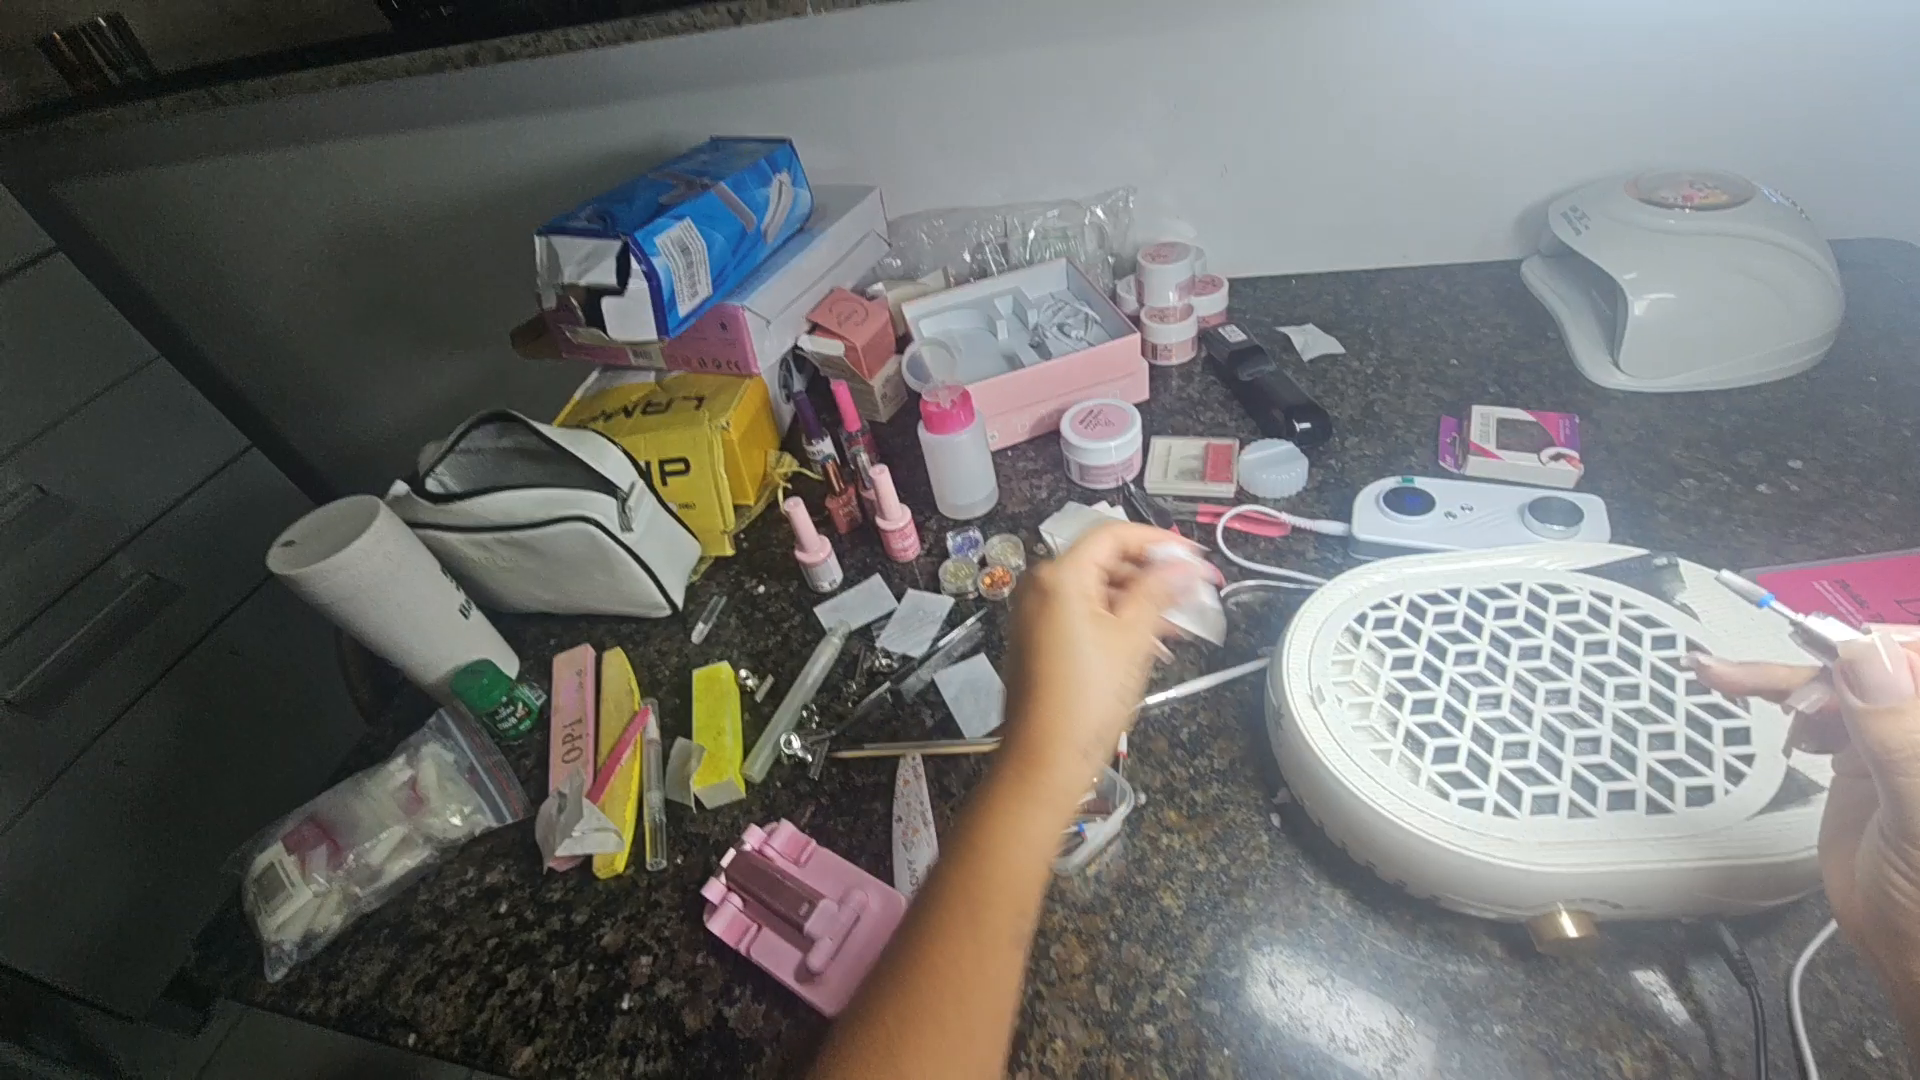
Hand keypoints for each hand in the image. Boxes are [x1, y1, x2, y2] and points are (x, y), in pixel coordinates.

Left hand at [999, 522, 1214, 801]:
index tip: (1193, 557)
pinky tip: (1149, 641)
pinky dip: (1115, 619)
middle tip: (1192, 592)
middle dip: (1150, 575)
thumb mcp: (1133, 638)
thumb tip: (1187, 565)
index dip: (1157, 541)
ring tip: (1178, 622)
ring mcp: (1034, 612)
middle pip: (1103, 561)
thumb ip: (1160, 591)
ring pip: (1095, 590)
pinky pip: (1081, 613)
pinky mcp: (1038, 638)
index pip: (1113, 535)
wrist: (1045, 757)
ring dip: (1138, 600)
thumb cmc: (1089, 697)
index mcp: (1059, 576)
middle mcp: (1039, 586)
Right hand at [1691, 627, 1919, 1012]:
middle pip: (1874, 669)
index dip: (1879, 649)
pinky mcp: (1862, 754)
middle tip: (1741, 676)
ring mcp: (1900, 740)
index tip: (1821, 653)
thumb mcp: (1919, 810)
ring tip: (1722, 679)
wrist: (1914, 947)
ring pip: (1838, 684)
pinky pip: (1820, 710)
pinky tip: (1752, 700)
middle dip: (1811, 664)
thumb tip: (1861, 653)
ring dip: (1781, 677)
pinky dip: (1780, 697)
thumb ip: (1898, 732)